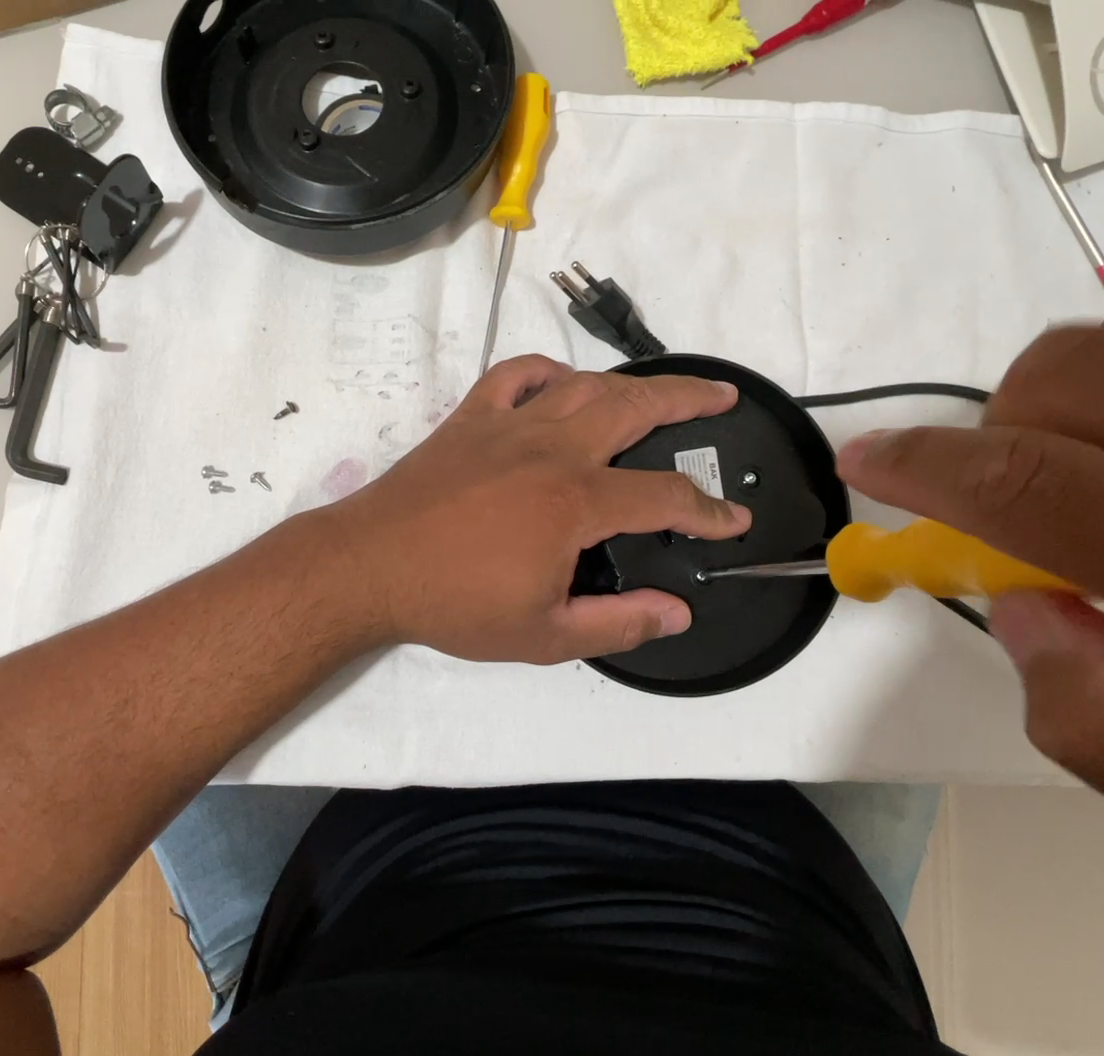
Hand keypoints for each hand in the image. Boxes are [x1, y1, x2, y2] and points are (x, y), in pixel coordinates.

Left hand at [323, 355, 751, 663]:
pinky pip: (514, 376)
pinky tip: (560, 382)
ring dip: (630, 382)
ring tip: (660, 388)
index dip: (707, 510)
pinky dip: (544, 371)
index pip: (664, 497)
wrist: (370, 567)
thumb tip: (677, 614)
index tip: (733, 521)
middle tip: (722, 398)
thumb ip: (617, 625)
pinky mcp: (469, 419)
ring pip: (582, 385)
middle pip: (635, 408)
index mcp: (575, 501)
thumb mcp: (543, 635)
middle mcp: (550, 449)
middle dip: (688, 400)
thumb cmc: (454, 604)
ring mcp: (507, 425)